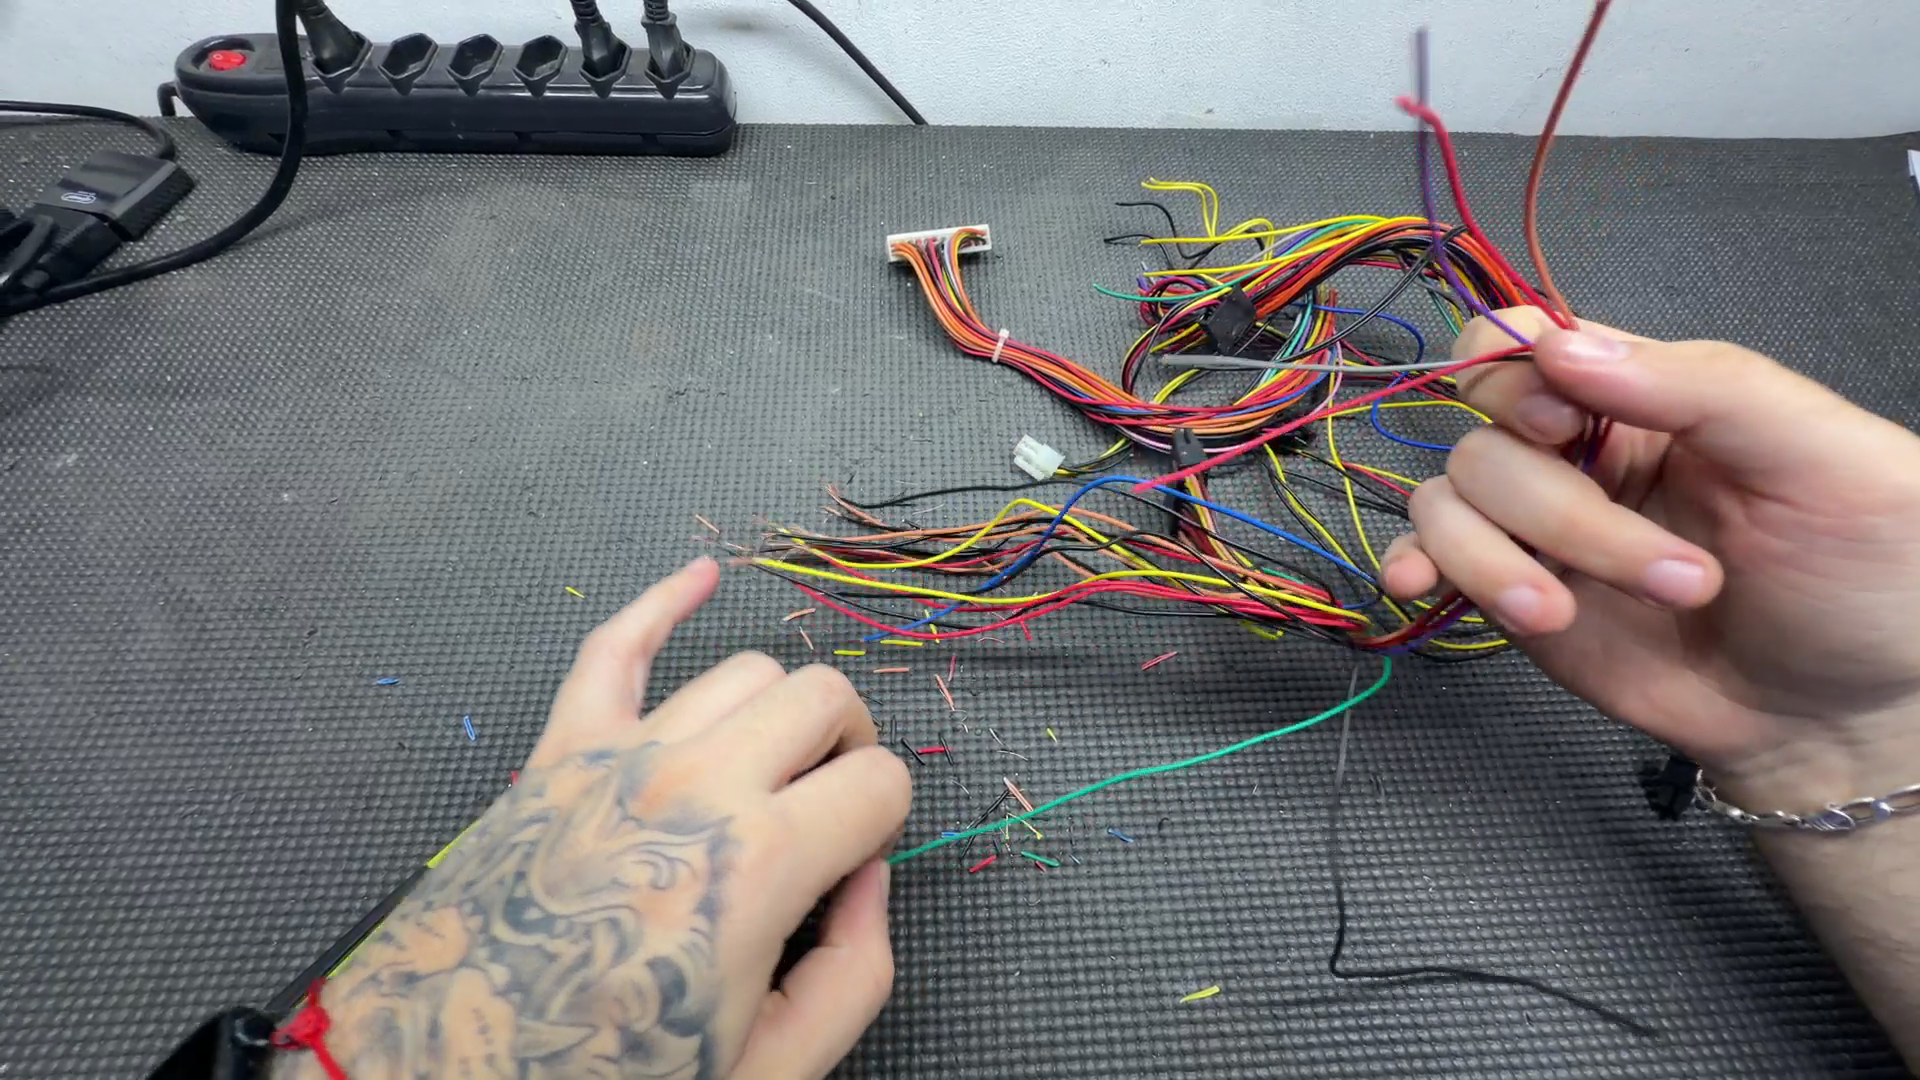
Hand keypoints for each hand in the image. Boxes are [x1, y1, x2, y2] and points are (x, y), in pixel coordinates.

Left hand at [283, 557, 911, 1079]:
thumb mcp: (773, 1074)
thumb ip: (858, 970)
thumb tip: (867, 874)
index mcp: (758, 863)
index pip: (881, 780)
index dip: (889, 816)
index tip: (860, 853)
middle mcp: (697, 781)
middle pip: (824, 697)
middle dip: (850, 743)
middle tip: (831, 802)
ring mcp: (624, 753)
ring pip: (748, 670)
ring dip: (784, 708)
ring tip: (775, 759)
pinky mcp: (562, 749)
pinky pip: (616, 647)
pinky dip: (664, 601)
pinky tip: (701, 577)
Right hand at [1381, 308, 1919, 808]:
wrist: (1832, 714)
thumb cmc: (1866, 577)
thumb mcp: (1834, 465)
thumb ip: (1708, 389)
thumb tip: (1559, 346)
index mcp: (1637, 403)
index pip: (1518, 346)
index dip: (1510, 375)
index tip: (1564, 429)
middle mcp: (1562, 456)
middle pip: (1483, 445)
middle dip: (1560, 515)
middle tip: (1676, 579)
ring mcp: (1521, 525)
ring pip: (1443, 505)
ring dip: (1495, 561)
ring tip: (1563, 616)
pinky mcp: (1493, 586)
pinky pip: (1416, 554)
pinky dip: (1406, 564)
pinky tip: (1415, 588)